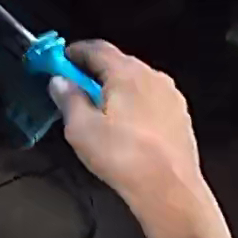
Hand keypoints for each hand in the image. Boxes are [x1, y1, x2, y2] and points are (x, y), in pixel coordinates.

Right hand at [48, 41, 212, 225]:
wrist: (169, 189)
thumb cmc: (124, 157)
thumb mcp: (81, 129)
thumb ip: (68, 99)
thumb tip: (59, 82)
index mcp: (126, 73)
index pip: (96, 48)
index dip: (73, 52)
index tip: (58, 61)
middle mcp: (152, 77)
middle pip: (117, 64)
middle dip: (92, 73)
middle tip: (72, 89)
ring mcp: (170, 96)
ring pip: (135, 83)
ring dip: (114, 90)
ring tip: (97, 113)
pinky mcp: (179, 117)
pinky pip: (149, 101)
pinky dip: (132, 105)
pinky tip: (123, 129)